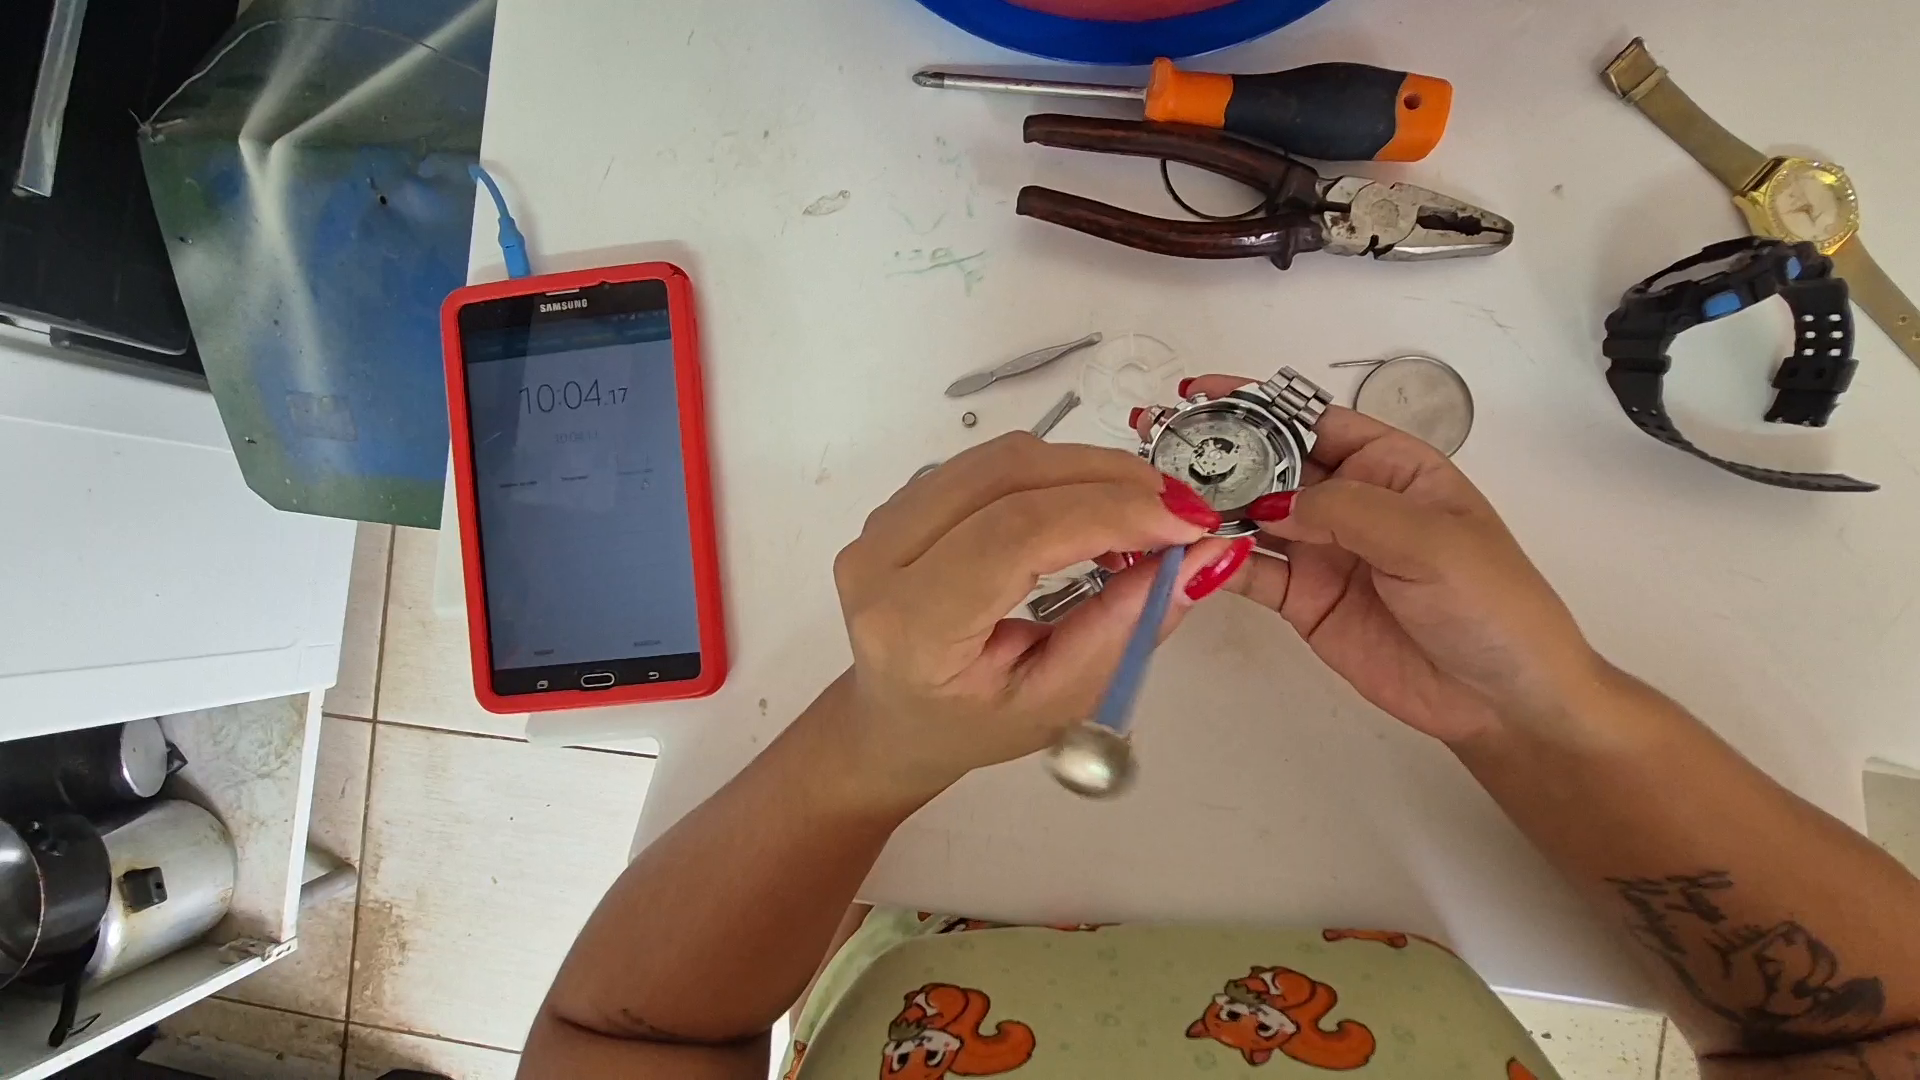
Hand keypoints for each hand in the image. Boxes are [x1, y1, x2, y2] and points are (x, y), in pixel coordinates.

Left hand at [824, 432, 1255, 804]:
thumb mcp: (1056, 703)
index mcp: (910, 626)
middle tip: (1180, 509)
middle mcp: (880, 559)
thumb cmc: (970, 727)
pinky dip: (1053, 473)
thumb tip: (1202, 559)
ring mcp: (880, 523)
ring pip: (997, 458)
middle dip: (1107, 479)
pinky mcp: (896, 505)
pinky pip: (985, 465)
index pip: (1013, 536)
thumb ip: (1123, 630)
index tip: (1189, 523)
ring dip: (1084, 469)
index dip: (1108, 514)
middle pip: (1005, 476)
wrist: (893, 717)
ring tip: (1143, 511)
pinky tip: (1091, 506)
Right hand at [1142, 379, 1598, 742]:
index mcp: (1388, 467)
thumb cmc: (1488, 603)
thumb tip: (1266, 504)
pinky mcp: (1298, 597)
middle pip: (1270, 466)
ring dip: (1208, 507)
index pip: (1312, 421)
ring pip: (1250, 517)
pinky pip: (1248, 571)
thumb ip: (1346, 512)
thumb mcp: (1429, 541)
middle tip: (1162, 446)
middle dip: (1219, 453)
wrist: (1498, 701)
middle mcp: (1345, 501)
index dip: (1258, 404)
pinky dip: (1217, 561)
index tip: (1200, 394)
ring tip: (1159, 498)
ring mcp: (1317, 550)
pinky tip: (1187, 554)